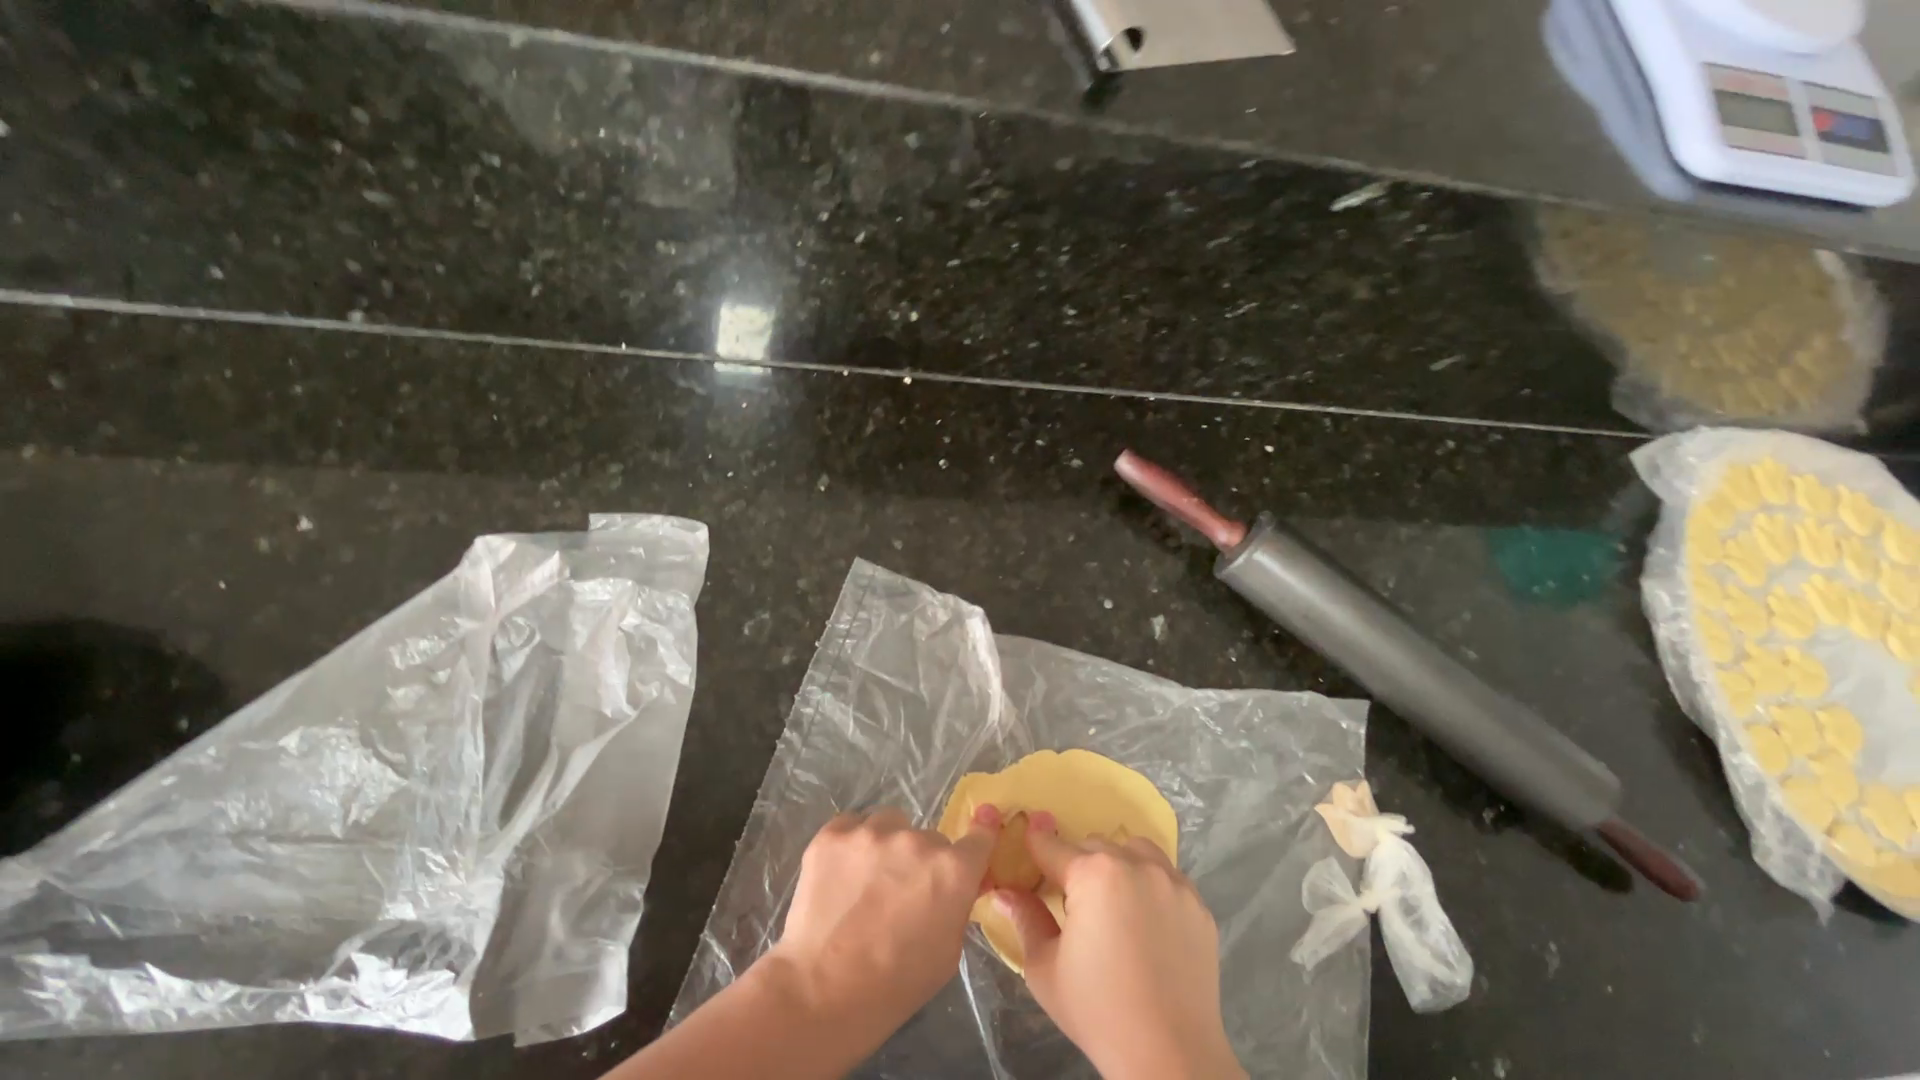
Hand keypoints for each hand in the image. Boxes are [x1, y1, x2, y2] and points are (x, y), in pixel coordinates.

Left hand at [767, 804, 1001, 1039]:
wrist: (824, 988)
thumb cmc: (897, 982)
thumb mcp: (949, 950)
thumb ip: (957, 904)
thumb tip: (957, 884)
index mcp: (953, 870)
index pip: (980, 836)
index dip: (981, 834)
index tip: (981, 827)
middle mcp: (916, 841)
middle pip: (928, 838)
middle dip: (921, 860)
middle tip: (901, 892)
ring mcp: (871, 833)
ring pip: (890, 824)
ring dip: (887, 845)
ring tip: (866, 880)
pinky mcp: (832, 835)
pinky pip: (851, 825)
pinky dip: (851, 843)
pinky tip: (840, 874)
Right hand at [994, 815, 1244, 1079]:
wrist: (1169, 1053)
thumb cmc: (1097, 1009)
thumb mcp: (1044, 967)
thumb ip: (1025, 918)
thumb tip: (1004, 893)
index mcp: (1094, 874)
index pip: (1052, 847)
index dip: (1034, 848)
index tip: (1025, 848)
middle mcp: (1137, 865)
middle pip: (1095, 845)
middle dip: (1076, 863)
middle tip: (1069, 900)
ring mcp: (1174, 883)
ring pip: (1136, 850)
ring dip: (1117, 864)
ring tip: (1111, 903)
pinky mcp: (1198, 906)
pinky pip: (1168, 877)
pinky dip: (1150, 885)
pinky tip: (1144, 921)